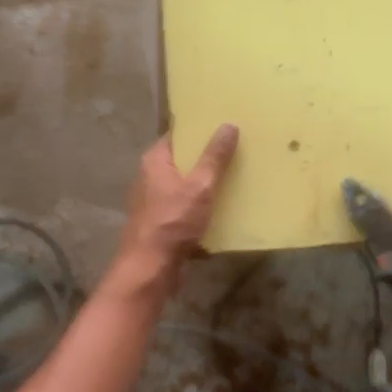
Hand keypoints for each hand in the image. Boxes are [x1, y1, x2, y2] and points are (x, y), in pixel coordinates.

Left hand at [119, 124, 239, 267]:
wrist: (150, 270)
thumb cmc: (172, 223)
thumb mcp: (199, 187)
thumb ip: (214, 157)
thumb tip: (229, 125)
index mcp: (155, 161)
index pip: (178, 134)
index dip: (200, 127)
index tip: (225, 122)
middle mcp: (152, 177)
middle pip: (184, 159)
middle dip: (209, 156)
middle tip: (240, 147)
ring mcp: (157, 202)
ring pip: (188, 185)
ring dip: (209, 183)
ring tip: (240, 174)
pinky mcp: (165, 223)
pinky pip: (189, 207)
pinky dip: (205, 206)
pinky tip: (228, 206)